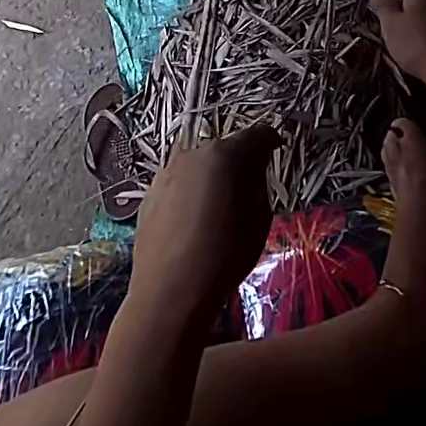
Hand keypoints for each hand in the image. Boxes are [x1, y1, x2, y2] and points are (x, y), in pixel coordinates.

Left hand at [130, 125, 281, 320]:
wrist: (170, 291)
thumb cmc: (225, 254)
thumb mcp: (260, 216)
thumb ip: (259, 181)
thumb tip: (254, 166)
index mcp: (225, 155)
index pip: (257, 134)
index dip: (271, 141)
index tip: (276, 151)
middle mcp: (192, 153)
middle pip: (225, 147)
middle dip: (240, 160)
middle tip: (249, 185)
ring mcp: (166, 172)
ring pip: (199, 164)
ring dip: (212, 175)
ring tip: (219, 205)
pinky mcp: (149, 192)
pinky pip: (180, 182)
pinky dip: (192, 190)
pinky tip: (194, 219)